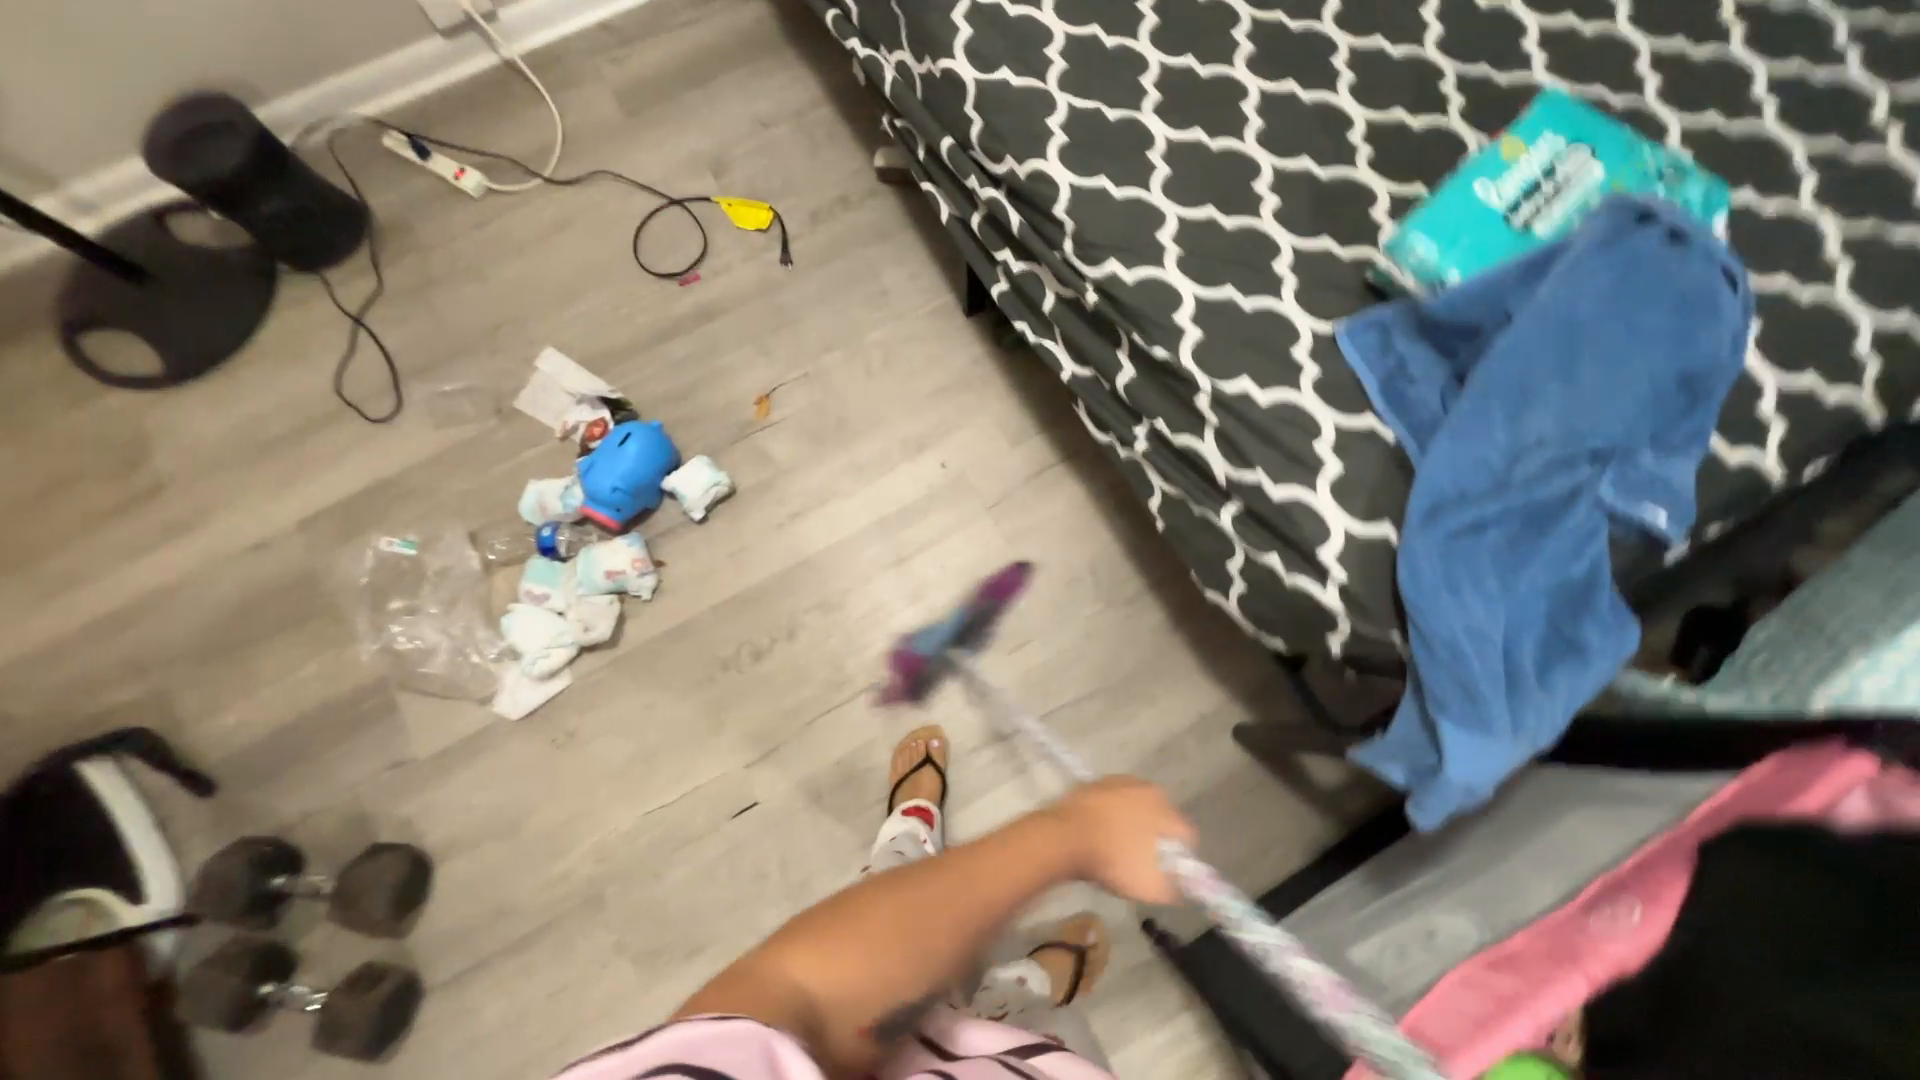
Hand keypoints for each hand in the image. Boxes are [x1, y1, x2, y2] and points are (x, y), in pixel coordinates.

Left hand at [1048, 777, 1197, 904]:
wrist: (1062, 838)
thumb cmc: (1112, 861)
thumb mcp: (1150, 887)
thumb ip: (1173, 889)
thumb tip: (1181, 890)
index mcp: (1165, 807)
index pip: (1186, 833)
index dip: (1182, 855)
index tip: (1170, 870)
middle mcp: (1145, 787)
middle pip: (1161, 816)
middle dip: (1156, 836)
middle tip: (1144, 859)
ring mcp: (1116, 782)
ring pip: (1134, 807)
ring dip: (1131, 824)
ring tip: (1119, 847)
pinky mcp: (1092, 784)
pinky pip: (1110, 804)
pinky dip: (1109, 816)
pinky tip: (1099, 833)